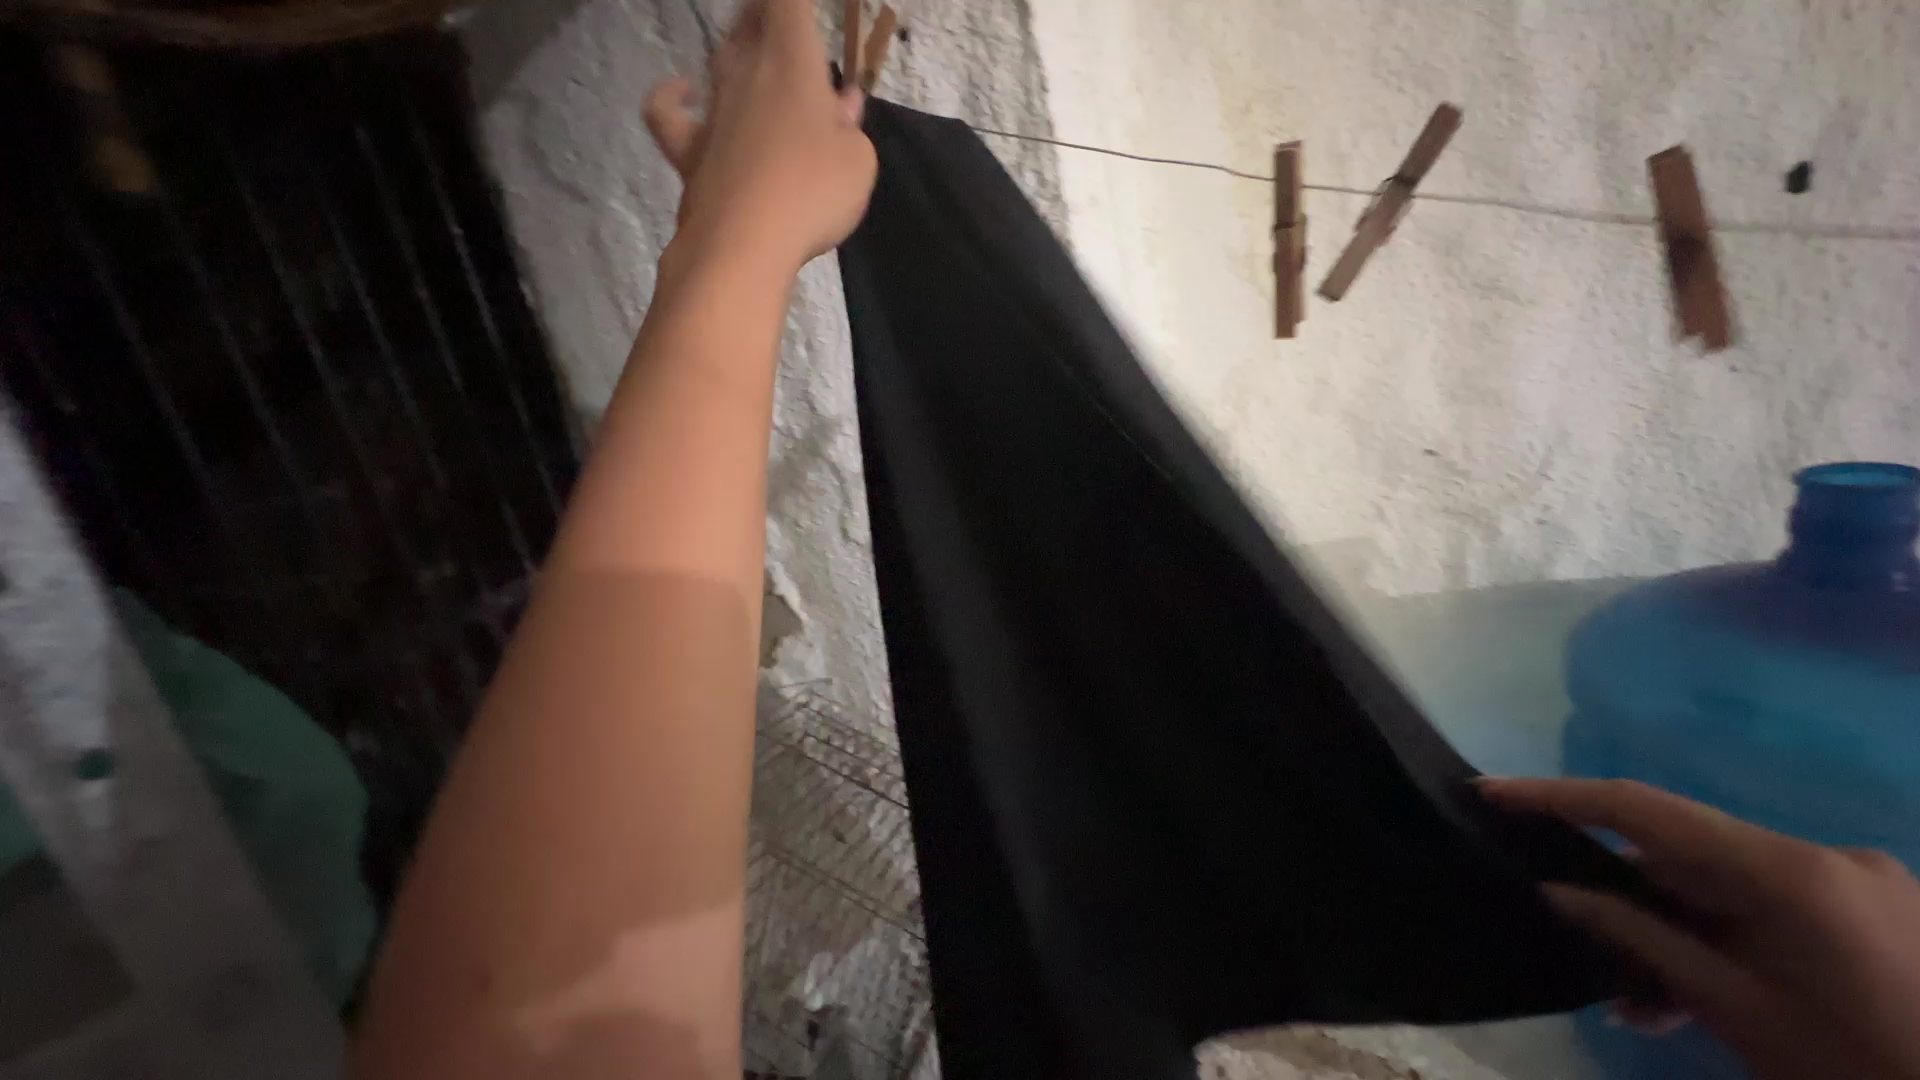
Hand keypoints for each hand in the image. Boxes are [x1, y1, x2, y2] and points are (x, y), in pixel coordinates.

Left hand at [644, 0, 877, 271]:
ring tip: (754, 54)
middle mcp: (746, 72)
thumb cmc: (812, 193)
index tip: (805, 10)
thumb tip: (841, 105)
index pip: (790, 2)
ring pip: (719, 59)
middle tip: (781, 19)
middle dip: (766, 13)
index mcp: (793, 61)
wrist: (744, 243)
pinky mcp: (687, 148)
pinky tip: (684, 91)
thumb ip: (850, 128)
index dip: (797, 1)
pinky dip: (672, 95)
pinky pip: (668, 110)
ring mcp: (712, 110)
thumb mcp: (858, 162)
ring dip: (737, 50)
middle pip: (751, 21)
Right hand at [1479, 777, 1919, 1079]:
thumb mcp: (1740, 1014)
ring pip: (1716, 887)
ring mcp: (1851, 882)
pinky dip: (1717, 944)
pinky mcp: (1867, 910)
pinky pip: (1759, 909)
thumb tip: (1555, 893)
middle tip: (1562, 931)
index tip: (1488, 792)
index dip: (1556, 796)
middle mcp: (1821, 857)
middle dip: (1618, 897)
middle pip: (1680, 855)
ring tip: (1637, 1002)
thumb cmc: (1868, 1073)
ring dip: (1668, 933)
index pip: (1642, 809)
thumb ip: (1639, 940)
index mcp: (1791, 872)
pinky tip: (1690, 1001)